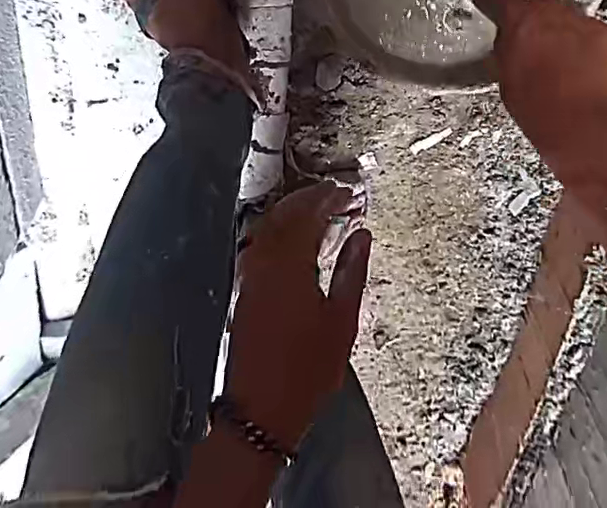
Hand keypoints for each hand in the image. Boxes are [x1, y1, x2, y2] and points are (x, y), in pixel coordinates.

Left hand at [223, 182, 370, 450]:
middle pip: (286, 213)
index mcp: (290, 266)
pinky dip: (280, 227)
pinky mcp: (245, 289)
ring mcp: (251, 276)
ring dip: (294, 209)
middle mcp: (265, 264)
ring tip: (319, 207)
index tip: (350, 193)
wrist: (260, 413)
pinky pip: (261, 241)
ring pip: (270, 225)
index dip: (331, 199)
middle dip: (312, 197)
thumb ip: (352, 270)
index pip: (310, 216)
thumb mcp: (342, 320)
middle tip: (337, 192)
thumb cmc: (306, 371)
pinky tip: (294, 235)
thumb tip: (361, 235)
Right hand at [468, 0, 606, 164]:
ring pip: (568, 16)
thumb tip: (509, 37)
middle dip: (539, 18)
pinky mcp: (605, 33)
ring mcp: (581, 21)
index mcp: (519, 21)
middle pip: (541, 2)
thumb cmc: (538, 110)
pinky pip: (591, 30)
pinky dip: (587, 44)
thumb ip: (506, 47)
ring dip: (564, 32)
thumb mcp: (506, 78)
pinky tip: (585, 69)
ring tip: (564, 64)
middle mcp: (550, 13)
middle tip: (538, 45)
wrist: (583, 128)